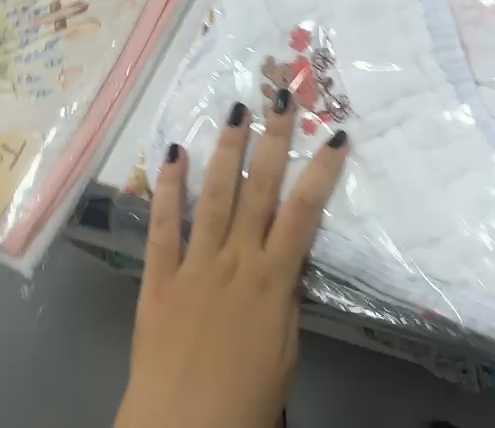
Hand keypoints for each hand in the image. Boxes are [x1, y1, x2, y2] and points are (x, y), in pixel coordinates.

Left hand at [113, 94, 349, 427]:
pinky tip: (175, 152)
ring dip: (227, 149)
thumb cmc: (244, 403)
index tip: (335, 137)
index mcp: (271, 281)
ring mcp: (193, 264)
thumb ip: (286, 300)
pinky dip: (168, 187)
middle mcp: (234, 260)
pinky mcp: (158, 276)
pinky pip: (164, 224)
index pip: (304, 214)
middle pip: (259, 189)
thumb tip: (290, 258)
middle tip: (281, 97)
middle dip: (273, 140)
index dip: (322, 173)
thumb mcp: (284, 353)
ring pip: (214, 195)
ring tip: (237, 110)